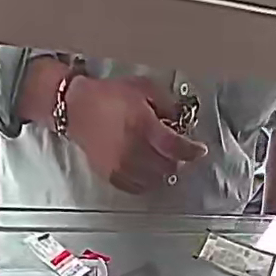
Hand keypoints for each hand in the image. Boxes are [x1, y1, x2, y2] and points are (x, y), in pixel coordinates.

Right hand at [21, 62, 206, 193]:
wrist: (77, 108)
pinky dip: (147, 180)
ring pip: (156, 180)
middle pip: (169, 167)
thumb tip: (180, 121)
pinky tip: (146, 168)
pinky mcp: (113, 176)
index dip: (192, 151)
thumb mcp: (143, 88)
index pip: (177, 148)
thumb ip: (167, 105)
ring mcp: (123, 166)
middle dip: (176, 159)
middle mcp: (134, 149)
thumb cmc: (109, 96)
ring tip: (158, 157)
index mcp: (143, 126)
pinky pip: (139, 187)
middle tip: (173, 149)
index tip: (198, 150)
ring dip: (162, 170)